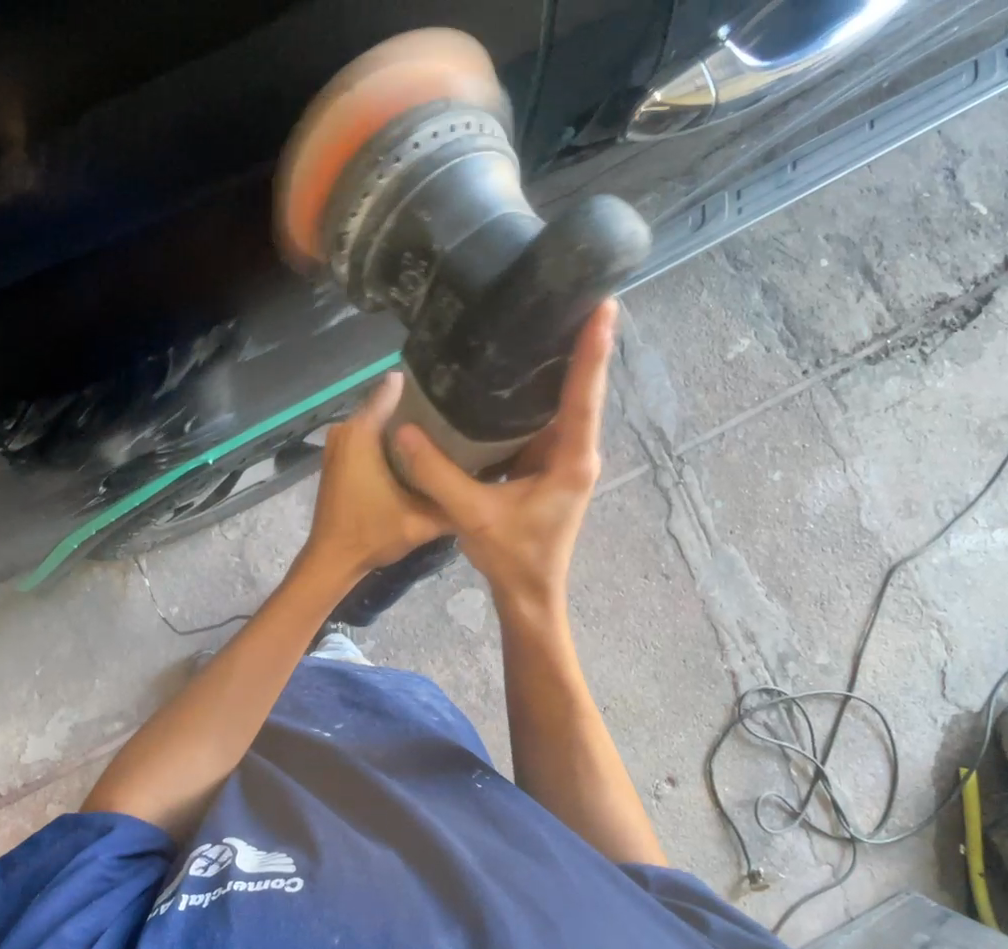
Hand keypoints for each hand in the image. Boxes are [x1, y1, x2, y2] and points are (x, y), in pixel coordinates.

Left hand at [299, 371, 450, 581]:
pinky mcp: (338, 457)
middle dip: (422, 409)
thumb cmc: (372, 535)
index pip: (396, 390)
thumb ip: (453, 499)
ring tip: (446, 430)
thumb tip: (488, 484)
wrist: (333, 559)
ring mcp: (339, 442)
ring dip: (407, 426)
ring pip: (380, 422)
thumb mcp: (421, 520)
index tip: (457, 390)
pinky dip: (391, 440)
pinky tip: (419, 451)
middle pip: (390, 405)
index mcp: (362, 432)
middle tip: (461, 414)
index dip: (427, 389)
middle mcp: (346, 429)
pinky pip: (369, 436)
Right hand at [392, 300, 618, 614]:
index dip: (593, 349)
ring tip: (541, 321)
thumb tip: (403, 430)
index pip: (584, 395)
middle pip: (579, 389)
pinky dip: (530, 395)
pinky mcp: (545, 466)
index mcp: (571, 459)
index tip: (604, 304)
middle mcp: (574, 452)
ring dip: (554, 367)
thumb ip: (437, 474)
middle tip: (566, 295)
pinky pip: (540, 421)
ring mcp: (561, 459)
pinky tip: (509, 374)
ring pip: (560, 404)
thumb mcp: (472, 515)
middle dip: (576, 344)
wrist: (528, 594)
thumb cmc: (513, 557)